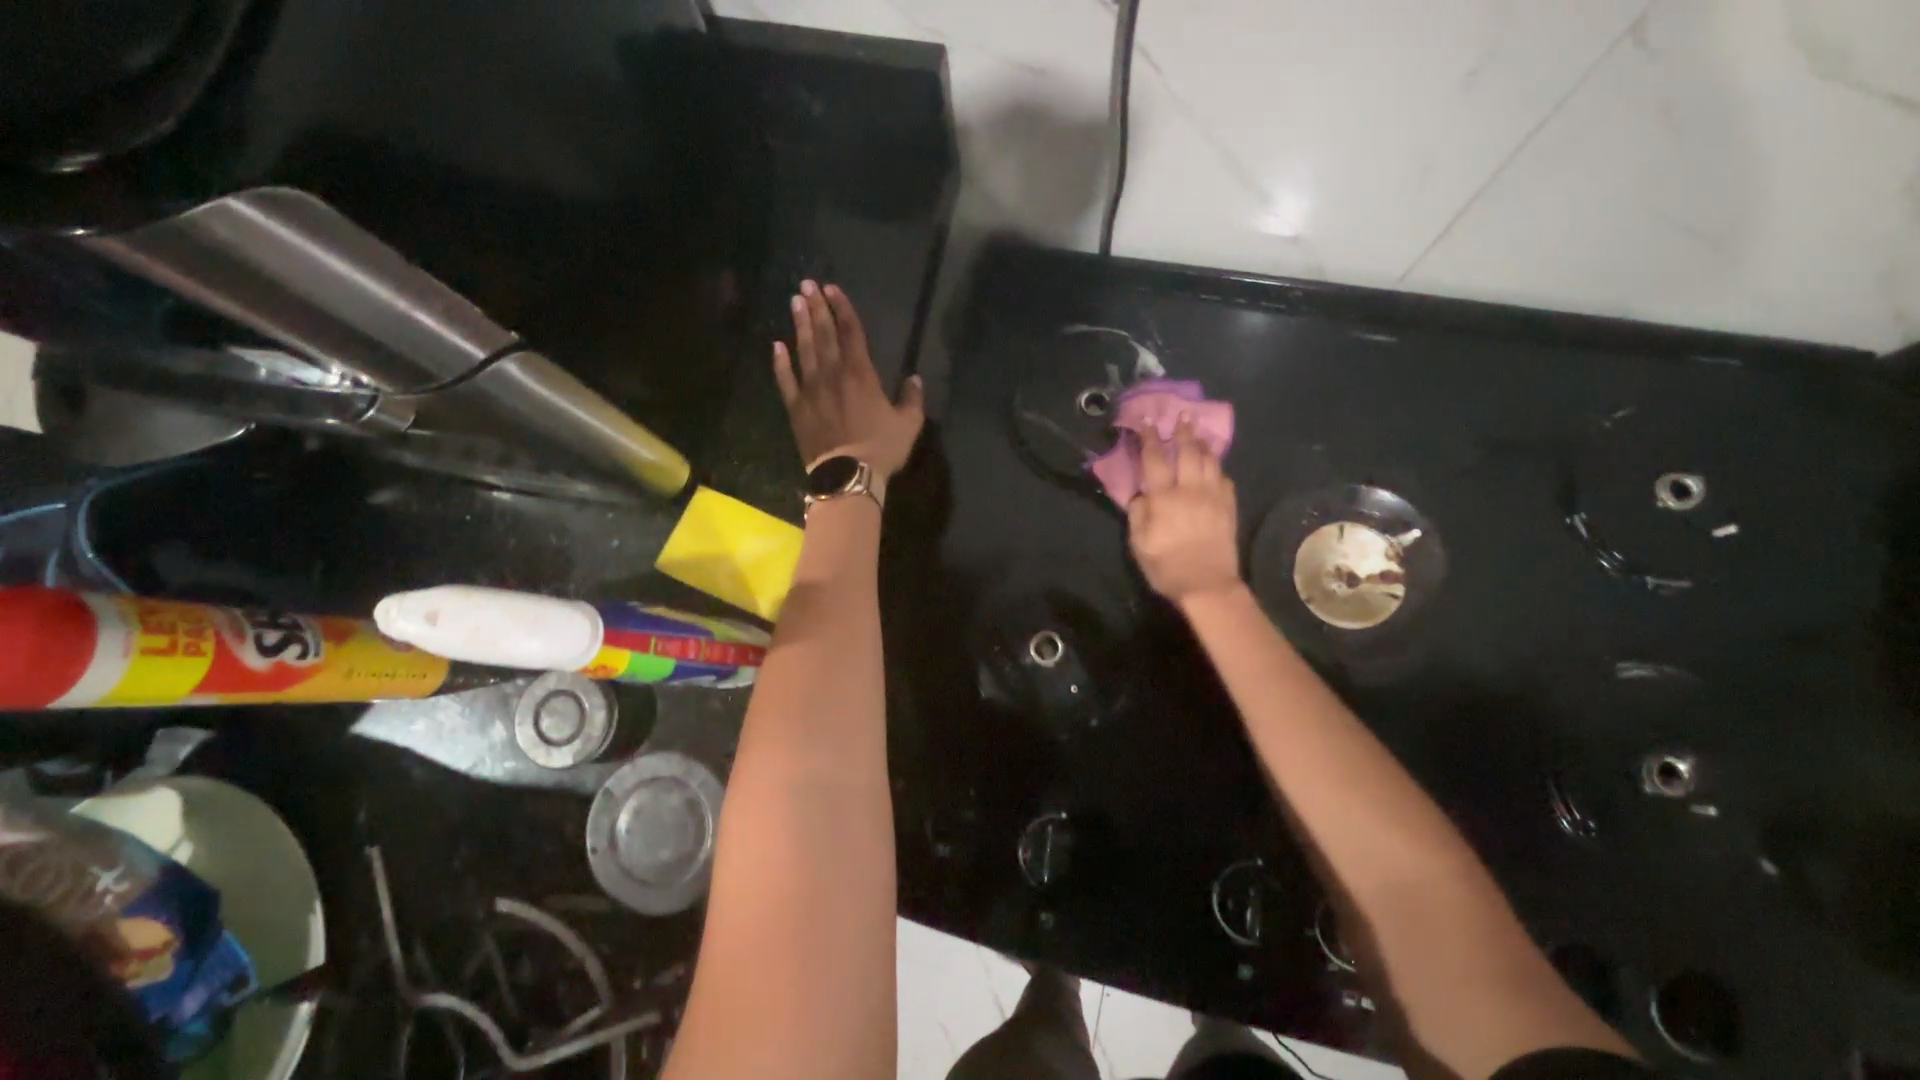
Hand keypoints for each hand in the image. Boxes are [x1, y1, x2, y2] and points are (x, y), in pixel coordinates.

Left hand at [774, 281, 925, 478]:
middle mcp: (833, 374)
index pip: (851, 331)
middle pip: (823, 333)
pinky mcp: (796, 408)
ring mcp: (811, 390)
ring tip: (795, 302)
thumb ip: (912, 398)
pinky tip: (776, 346)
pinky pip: (785, 380)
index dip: (842, 308)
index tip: (832, 288)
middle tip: (807, 285)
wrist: (848, 475)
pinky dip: (780, 362)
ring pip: (803, 350)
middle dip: (816, 307)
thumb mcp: (909, 424)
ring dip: (799, 324)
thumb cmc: (882, 449)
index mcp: (861, 373)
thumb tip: (914, 379)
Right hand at [1127, 417, 1242, 606]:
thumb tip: (1140, 495)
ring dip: (1203, 444)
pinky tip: (1214, 467)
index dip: (1149, 438)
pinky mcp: (1228, 507)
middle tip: (1182, 415)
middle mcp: (1189, 490)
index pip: (1155, 459)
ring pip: (1209, 461)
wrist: (1208, 585)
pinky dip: (1217, 468)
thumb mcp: (1139, 544)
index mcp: (1163, 498)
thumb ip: (1138, 515)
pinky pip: (1224, 479)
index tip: (1146, 422)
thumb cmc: (1167, 567)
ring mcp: (1213, 497)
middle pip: (1187, 452)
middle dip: (1183, 431)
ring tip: (1198, 433)